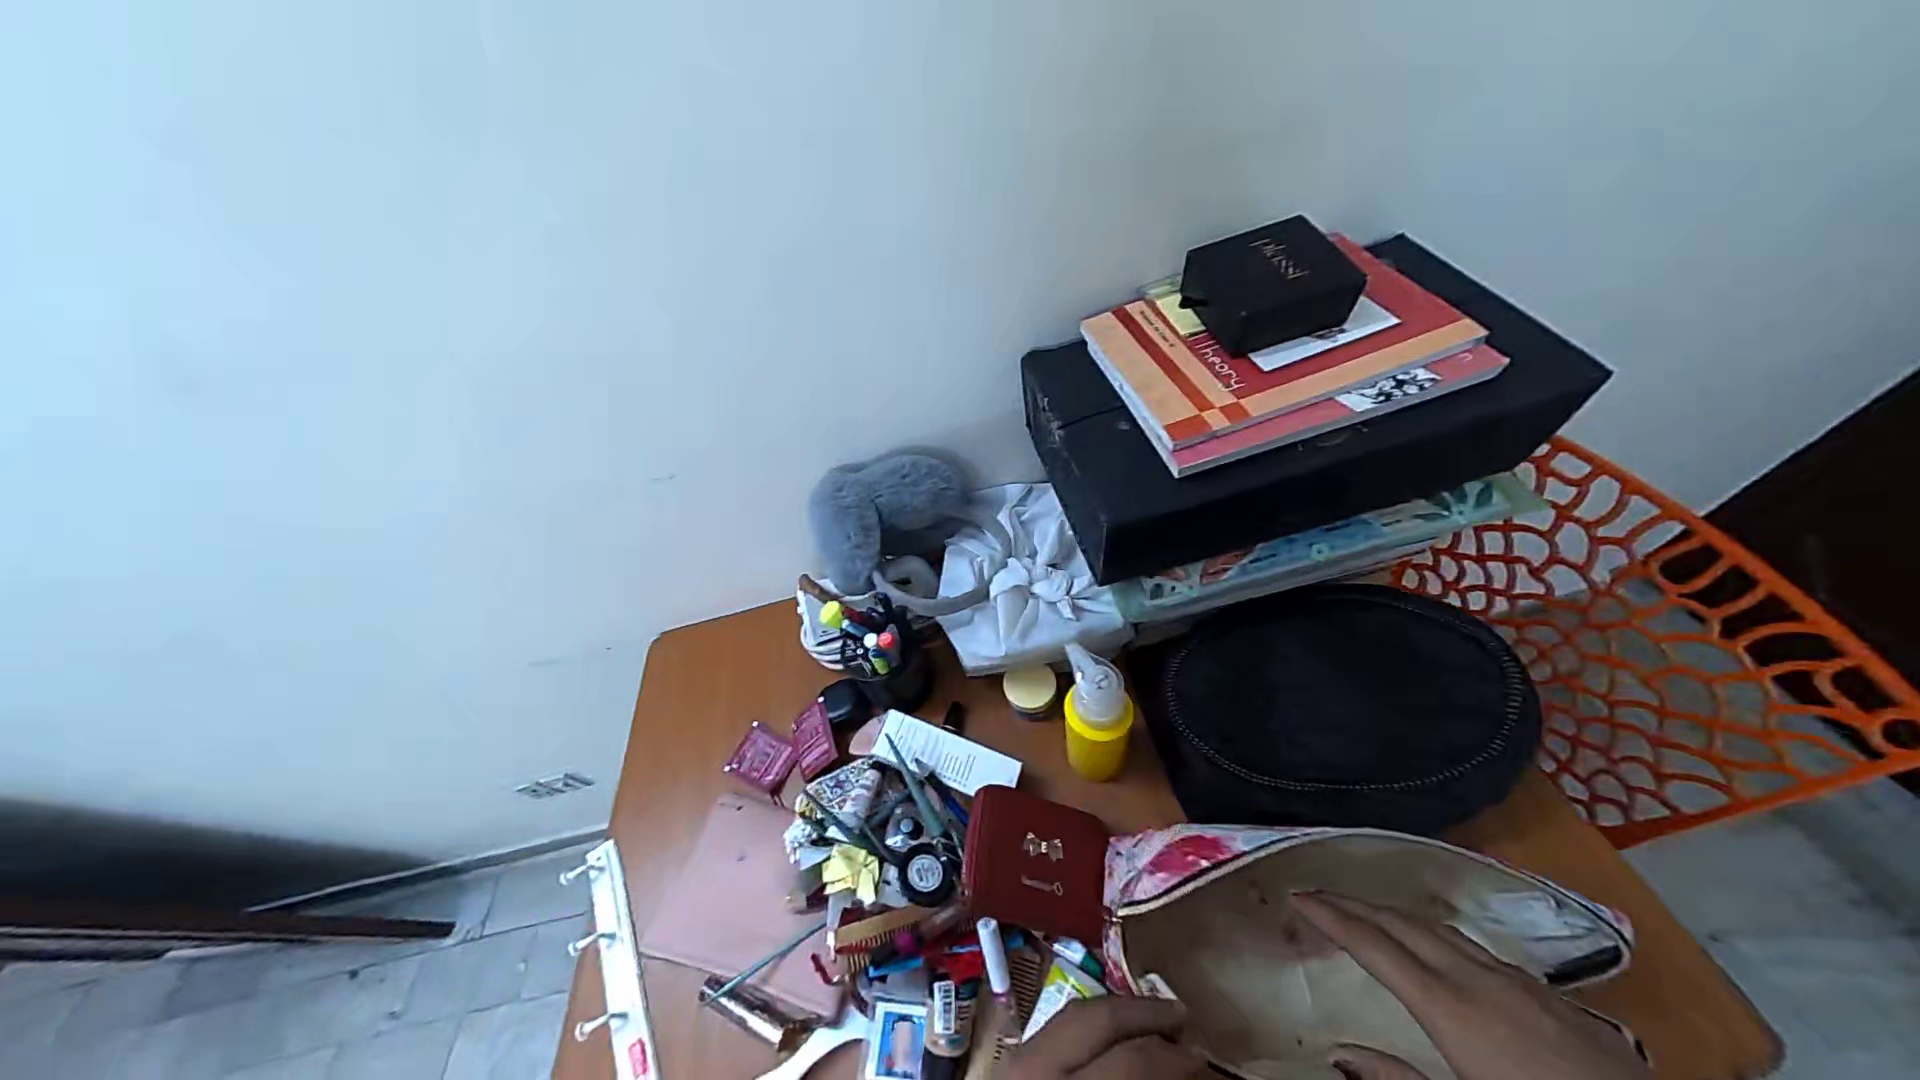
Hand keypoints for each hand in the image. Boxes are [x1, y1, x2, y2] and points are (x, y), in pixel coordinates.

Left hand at [1004, 997, 1208, 1079]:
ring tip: (1153, 1017)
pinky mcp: (1011, 1058)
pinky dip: (1089, 1024)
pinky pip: (1055, 1026)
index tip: (1204, 1057)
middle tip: (1184, 1018)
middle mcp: (1036, 1066)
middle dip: (1146, 1013)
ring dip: (1117, 1011)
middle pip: (1098, 1018)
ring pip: (1074, 1013)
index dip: (1175, 1057)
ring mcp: (1017, 1058)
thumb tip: (1189, 1064)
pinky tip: (1112, 1030)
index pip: (1131, 1059)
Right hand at [1292, 892, 1651, 1079]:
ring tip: (1367, 912)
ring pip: (1441, 930)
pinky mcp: (1558, 1000)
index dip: (1331, 916)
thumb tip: (1341, 1054)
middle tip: (1317, 894)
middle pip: (1403, 924)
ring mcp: (1523, 985)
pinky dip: (1438, 936)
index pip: (1374, 946)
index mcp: (1450, 1008)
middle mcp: (1480, 981)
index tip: (1297, 895)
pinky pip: (1478, 949)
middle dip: (1355, 904)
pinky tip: (1442, 951)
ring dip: (1395, 914)